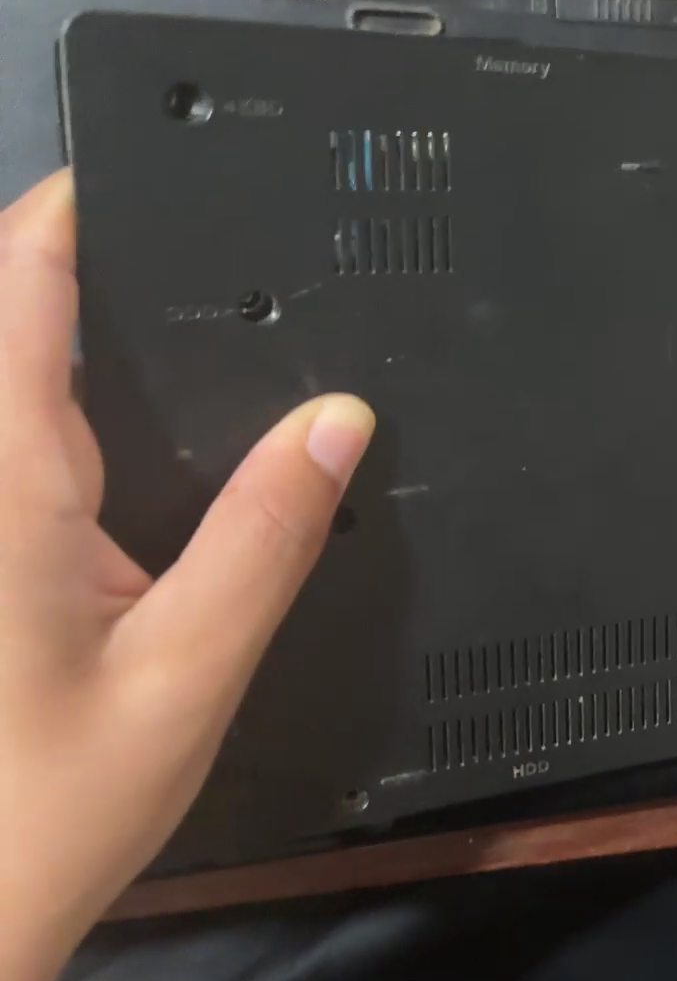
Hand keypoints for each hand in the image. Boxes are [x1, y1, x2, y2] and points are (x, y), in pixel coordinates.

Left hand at [0, 173, 374, 980]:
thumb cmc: (45, 806)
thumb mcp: (189, 667)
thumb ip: (267, 533)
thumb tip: (339, 418)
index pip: (7, 315)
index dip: (56, 228)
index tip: (132, 174)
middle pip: (2, 342)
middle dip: (82, 274)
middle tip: (211, 246)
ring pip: (16, 398)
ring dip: (87, 341)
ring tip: (208, 319)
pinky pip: (31, 455)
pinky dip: (92, 413)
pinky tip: (172, 429)